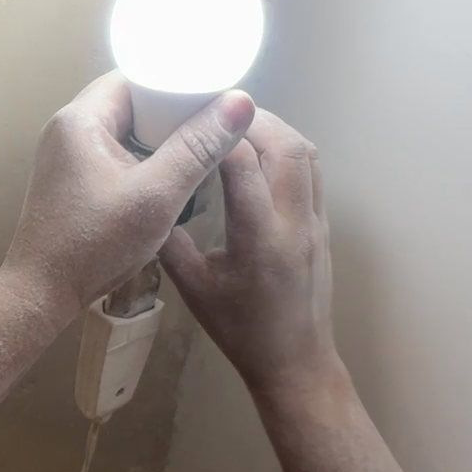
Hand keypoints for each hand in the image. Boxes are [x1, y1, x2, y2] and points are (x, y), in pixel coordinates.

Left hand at [0, 71, 255, 322]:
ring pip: (124, 130)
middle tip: (214, 123)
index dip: (176, 80)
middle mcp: (68, 130)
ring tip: (200, 147)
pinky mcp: (71, 181)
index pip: (135, 76)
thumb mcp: (156, 196)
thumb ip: (198, 148)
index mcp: (80, 120)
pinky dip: (142, 158)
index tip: (215, 93)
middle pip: (130, 101)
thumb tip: (241, 101)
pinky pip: (114, 153)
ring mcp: (66, 157)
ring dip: (159, 137)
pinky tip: (170, 175)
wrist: (41, 294)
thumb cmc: (94, 246)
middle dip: (173, 110)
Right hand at [159, 109, 343, 398]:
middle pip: (285, 145)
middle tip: (213, 112)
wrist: (294, 360)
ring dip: (274, 129)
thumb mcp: (193, 288)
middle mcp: (294, 222)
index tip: (189, 115)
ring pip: (305, 152)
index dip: (216, 131)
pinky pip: (312, 170)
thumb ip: (170, 240)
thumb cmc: (239, 328)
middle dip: (250, 118)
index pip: (242, 164)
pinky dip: (287, 149)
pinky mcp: (323, 225)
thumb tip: (147, 199)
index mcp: (259, 238)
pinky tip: (259, 155)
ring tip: (236, 126)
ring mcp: (316, 221)